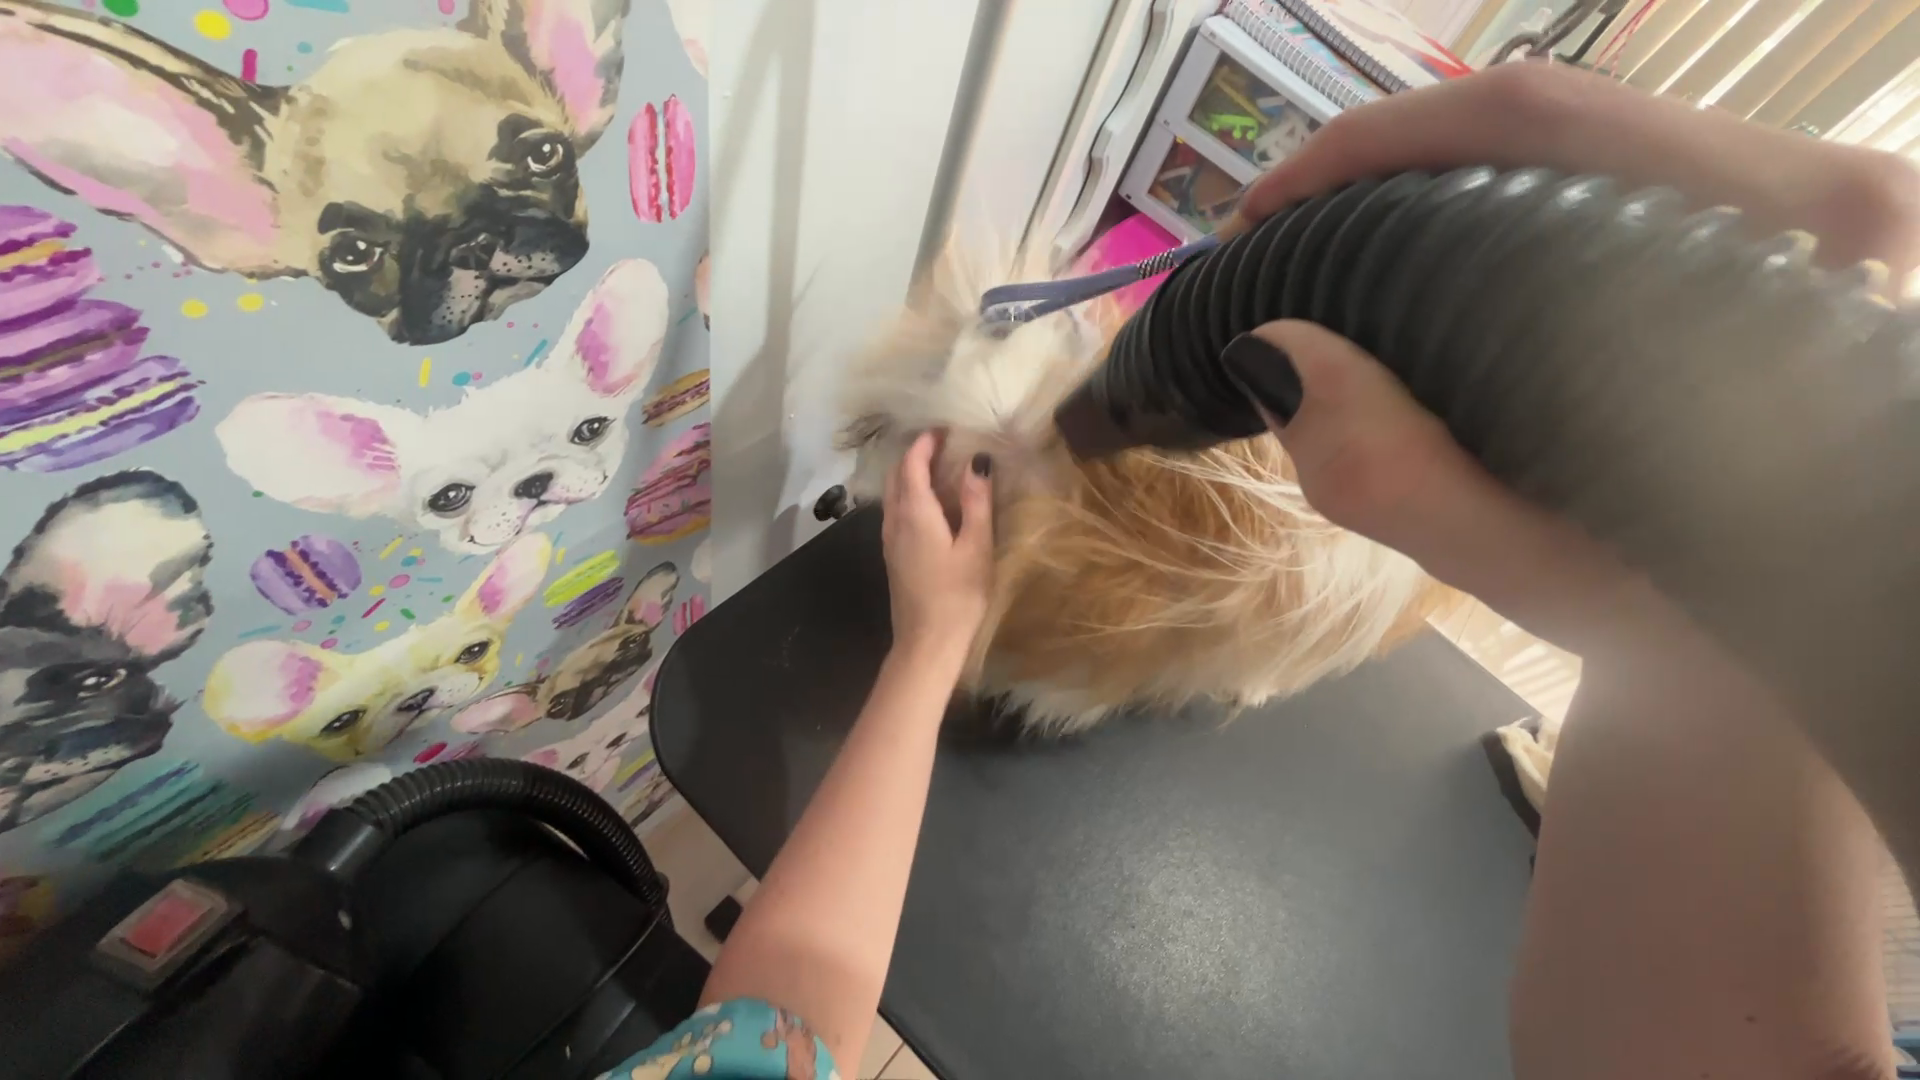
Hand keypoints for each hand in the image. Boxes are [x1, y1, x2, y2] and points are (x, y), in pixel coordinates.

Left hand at [881, 432, 993, 663]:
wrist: (927, 643)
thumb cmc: (958, 596)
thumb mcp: (976, 547)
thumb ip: (975, 502)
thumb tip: (976, 462)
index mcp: (915, 513)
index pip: (911, 464)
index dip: (924, 443)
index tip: (944, 429)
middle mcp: (895, 521)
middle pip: (896, 476)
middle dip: (915, 455)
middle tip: (944, 446)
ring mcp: (890, 540)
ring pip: (893, 495)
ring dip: (911, 476)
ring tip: (942, 470)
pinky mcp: (893, 557)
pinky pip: (897, 513)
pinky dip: (911, 497)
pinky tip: (934, 506)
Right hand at [1219, 64, 1919, 651]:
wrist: (1785, 615)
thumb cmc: (1673, 606)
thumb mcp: (1524, 564)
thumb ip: (1394, 475)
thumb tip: (1265, 348)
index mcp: (1766, 246)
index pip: (1529, 122)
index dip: (1362, 150)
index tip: (1257, 218)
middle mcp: (1788, 196)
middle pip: (1536, 115)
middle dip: (1372, 163)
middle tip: (1272, 236)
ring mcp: (1764, 212)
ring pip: (1552, 144)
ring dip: (1413, 185)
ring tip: (1319, 252)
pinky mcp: (1732, 239)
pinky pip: (1571, 183)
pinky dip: (1461, 211)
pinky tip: (1400, 267)